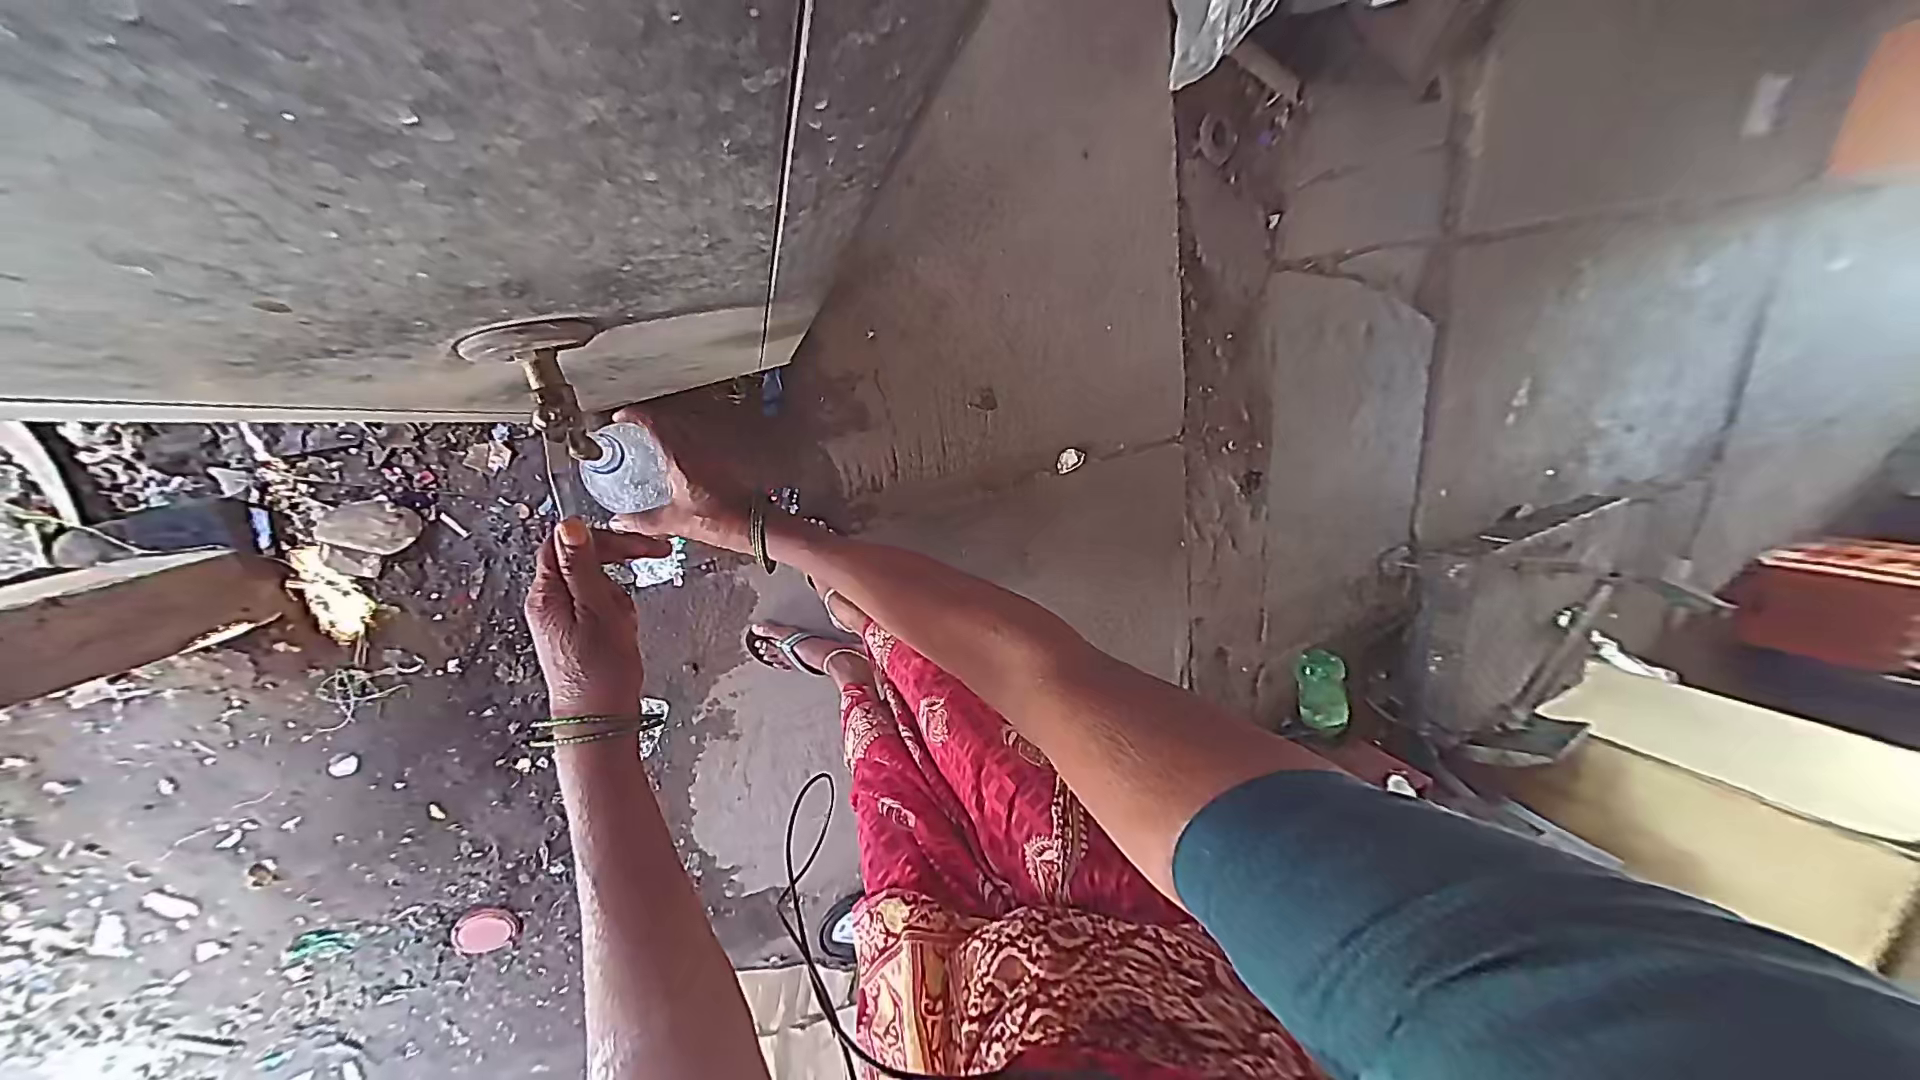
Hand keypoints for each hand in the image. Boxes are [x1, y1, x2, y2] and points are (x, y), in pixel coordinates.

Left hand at [524, 518, 671, 717]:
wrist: (599, 717)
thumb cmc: (599, 669)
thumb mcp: (597, 609)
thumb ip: (583, 566)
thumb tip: (570, 525)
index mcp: (547, 593)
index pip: (566, 541)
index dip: (604, 535)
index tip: (640, 541)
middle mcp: (549, 601)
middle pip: (581, 558)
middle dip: (618, 558)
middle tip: (656, 555)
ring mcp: (563, 616)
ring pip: (596, 581)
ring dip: (618, 590)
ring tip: (627, 617)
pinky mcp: (578, 630)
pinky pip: (600, 604)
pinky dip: (617, 609)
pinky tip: (624, 628)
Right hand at [609, 405, 752, 553]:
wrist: (754, 524)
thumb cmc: (721, 520)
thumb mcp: (675, 522)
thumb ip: (643, 521)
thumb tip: (620, 521)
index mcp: (680, 457)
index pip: (653, 422)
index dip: (634, 415)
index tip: (622, 417)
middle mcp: (698, 447)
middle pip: (670, 420)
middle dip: (651, 421)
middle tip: (636, 431)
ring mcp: (715, 450)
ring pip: (688, 427)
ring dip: (671, 429)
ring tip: (656, 441)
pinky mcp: (728, 458)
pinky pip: (704, 440)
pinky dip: (690, 441)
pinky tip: (685, 458)